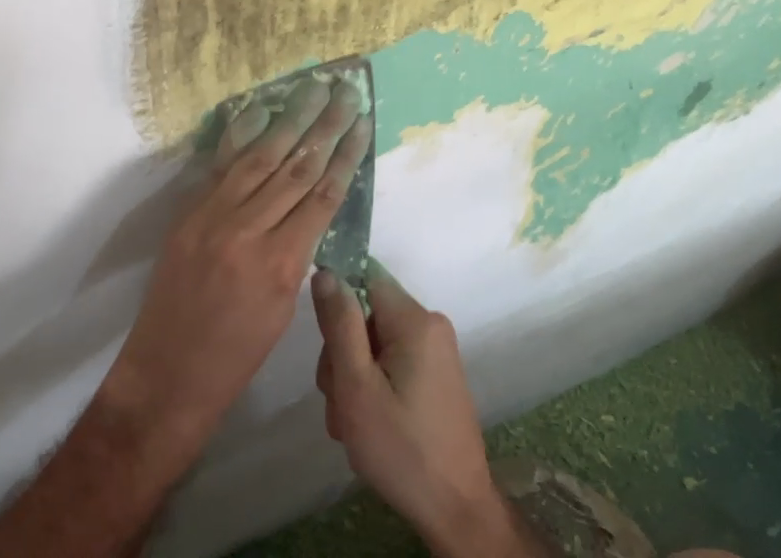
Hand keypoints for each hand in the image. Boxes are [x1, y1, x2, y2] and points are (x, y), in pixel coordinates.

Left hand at [100, 77, 373, 447]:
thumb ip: (297, 253)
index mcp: (280, 262)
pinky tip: (256, 113)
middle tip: (343, 92)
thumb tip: (309, 210)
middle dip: (322, 127)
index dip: (344, 156)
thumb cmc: (237, 356)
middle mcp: (246, 230)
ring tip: (309, 91)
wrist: (168, 374)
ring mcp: (210, 218)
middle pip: (293, 168)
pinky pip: (218, 169)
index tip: (361, 124)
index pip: (322, 195)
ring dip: (286, 122)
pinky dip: (239, 140)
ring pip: (257, 159)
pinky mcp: (186, 216)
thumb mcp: (284, 308)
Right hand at [311, 268, 539, 557]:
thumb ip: (339, 325)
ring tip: (355, 421)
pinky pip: (389, 364)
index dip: (336, 306)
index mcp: (416, 320)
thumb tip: (325, 272)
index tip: (327, 347)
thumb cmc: (401, 448)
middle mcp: (430, 325)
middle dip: (341, 356)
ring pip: (371, 344)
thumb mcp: (357, 386)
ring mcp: (434, 352)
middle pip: (364, 316)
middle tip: (343, 400)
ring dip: (352, 379)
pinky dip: (371, 389)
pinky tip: (370, 423)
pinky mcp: (433, 375)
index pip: (362, 279)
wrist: (455, 507)